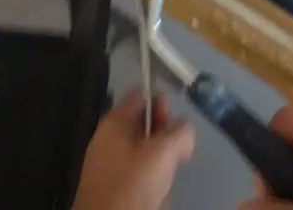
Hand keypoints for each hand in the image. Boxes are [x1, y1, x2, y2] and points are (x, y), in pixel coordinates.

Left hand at [74, 91, 197, 209]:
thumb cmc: (131, 185)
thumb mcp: (164, 152)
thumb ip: (181, 132)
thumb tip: (184, 131)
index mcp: (114, 122)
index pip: (142, 94)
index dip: (161, 103)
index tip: (172, 124)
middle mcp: (108, 139)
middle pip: (145, 125)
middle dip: (164, 140)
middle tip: (171, 156)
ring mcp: (108, 165)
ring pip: (145, 154)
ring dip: (160, 166)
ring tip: (162, 183)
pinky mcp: (111, 189)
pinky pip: (138, 176)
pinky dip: (150, 184)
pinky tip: (154, 197)